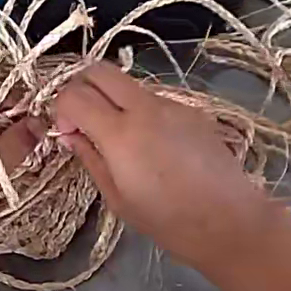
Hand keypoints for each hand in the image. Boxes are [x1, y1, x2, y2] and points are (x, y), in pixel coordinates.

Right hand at [51, 63, 272, 270]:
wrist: (229, 220)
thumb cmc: (168, 221)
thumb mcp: (117, 198)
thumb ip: (90, 158)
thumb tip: (70, 135)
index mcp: (121, 133)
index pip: (74, 94)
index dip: (61, 109)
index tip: (67, 133)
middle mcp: (145, 107)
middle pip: (100, 69)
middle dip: (82, 87)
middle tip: (83, 120)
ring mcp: (173, 104)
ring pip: (129, 83)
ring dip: (113, 100)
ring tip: (120, 139)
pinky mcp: (193, 110)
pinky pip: (155, 99)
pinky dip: (140, 111)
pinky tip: (153, 146)